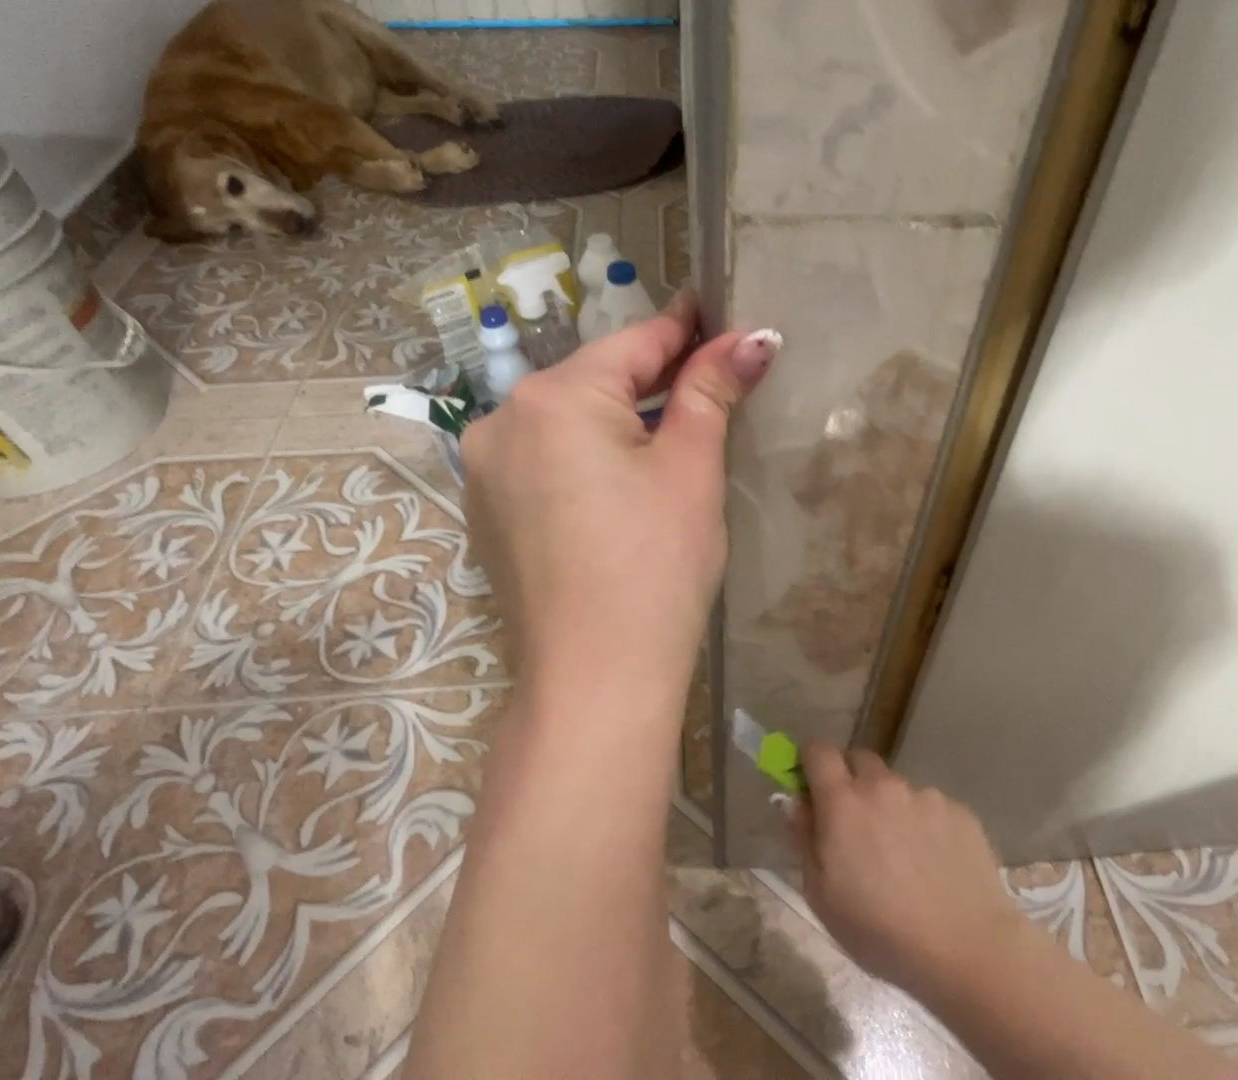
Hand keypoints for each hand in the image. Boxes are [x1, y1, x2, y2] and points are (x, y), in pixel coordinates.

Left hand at [459, 292, 778, 703]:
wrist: (595, 680)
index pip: (633, 345)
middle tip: (705, 380)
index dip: (683, 330)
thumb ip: (711, 393)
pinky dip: (583, 463)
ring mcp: (484, 473)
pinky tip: (618, 492)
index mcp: (553, 398)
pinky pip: (543, 466)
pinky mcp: (486, 517)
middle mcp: (501, 422)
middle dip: (648, 381)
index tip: (717, 315)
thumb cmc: (655, 567)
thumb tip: (753, 338)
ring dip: (615, 423)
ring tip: (668, 437)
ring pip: (565, 426)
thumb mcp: (690, 470)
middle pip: (592, 384)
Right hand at [792, 742, 1023, 992]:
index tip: (809, 786)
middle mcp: (885, 787)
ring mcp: (927, 797)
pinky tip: (934, 866)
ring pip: (897, 788)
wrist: (964, 949)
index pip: (818, 750)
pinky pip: (931, 808)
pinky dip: (924, 826)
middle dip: (849, 780)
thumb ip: (804, 838)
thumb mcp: (820, 895)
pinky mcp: (961, 813)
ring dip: (889, 807)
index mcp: (843, 802)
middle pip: (859, 760)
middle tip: (852, 824)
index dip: (809, 761)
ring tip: (902, 857)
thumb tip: (797, 802)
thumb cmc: (878, 930)